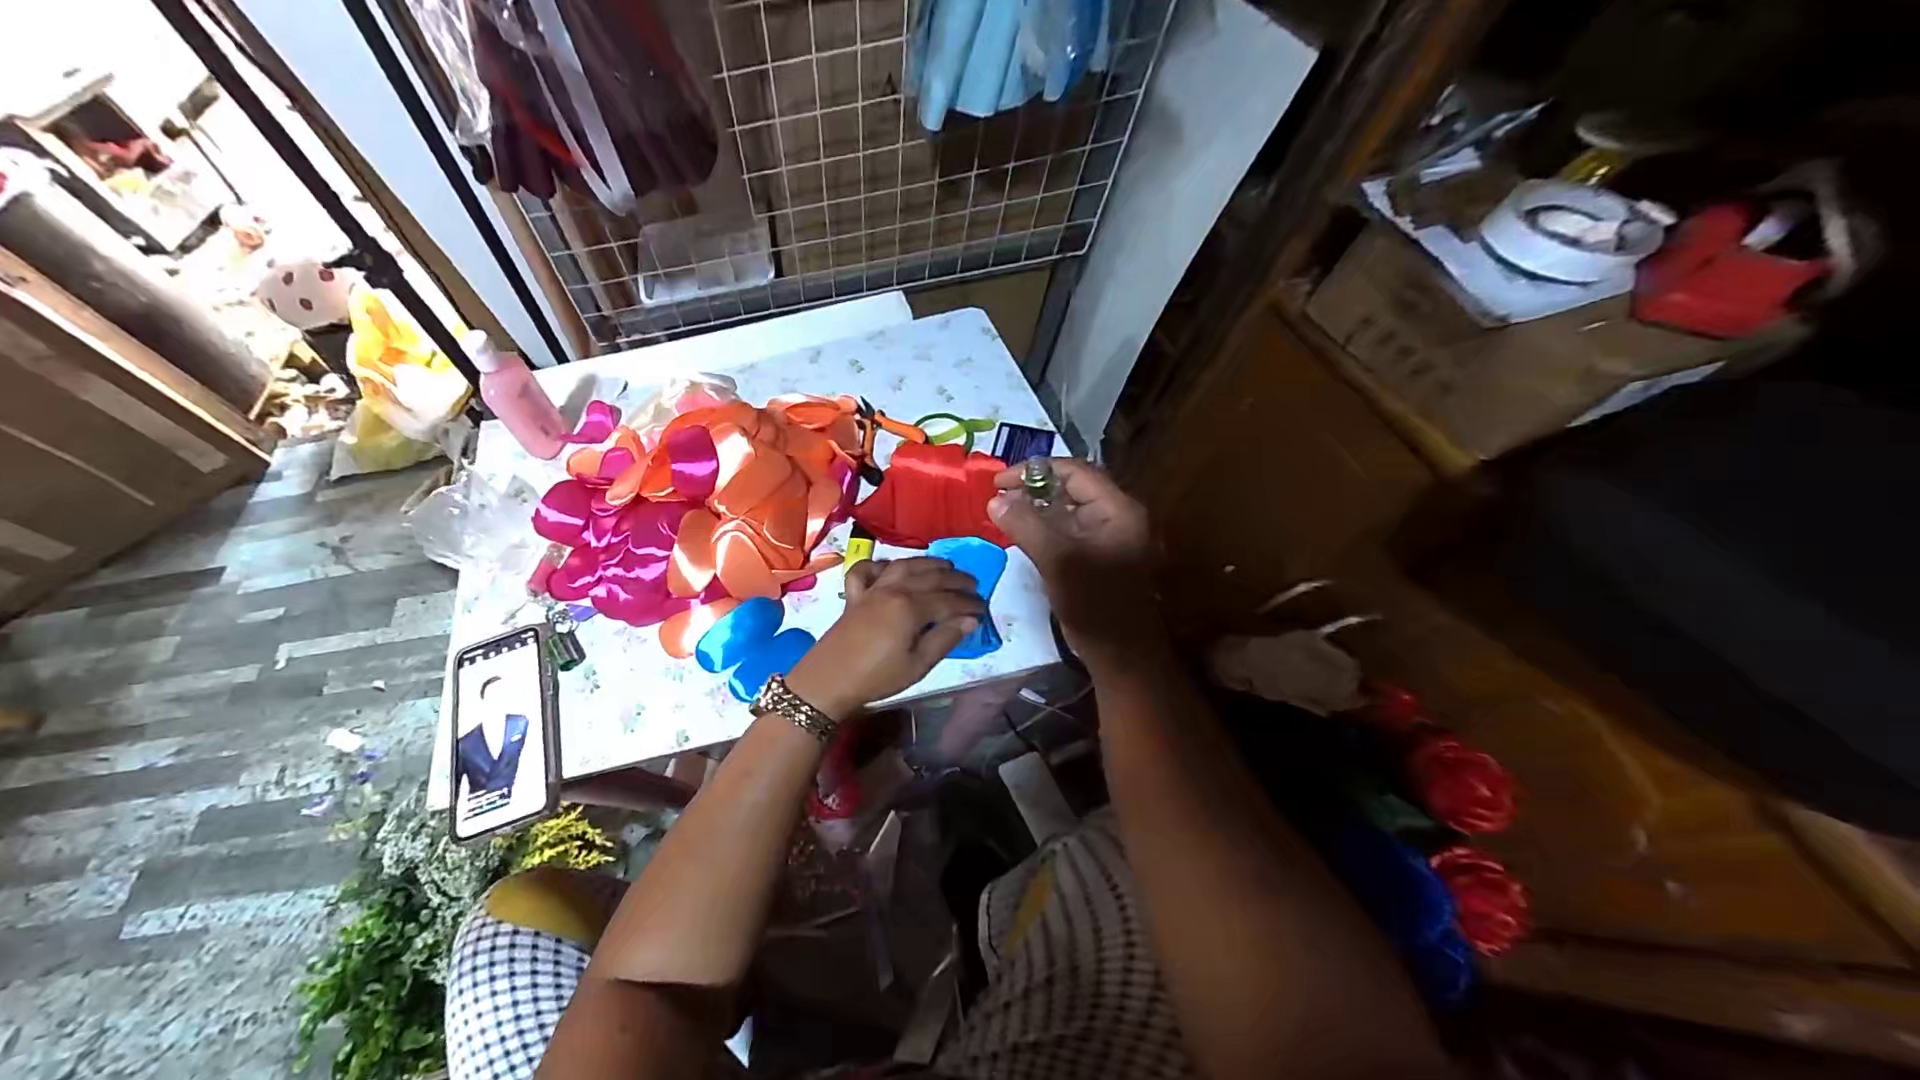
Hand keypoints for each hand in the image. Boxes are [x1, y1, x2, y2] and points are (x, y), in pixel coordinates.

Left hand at [783, 557, 984, 718]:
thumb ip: (945, 639)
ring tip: (945, 567)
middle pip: (930, 577)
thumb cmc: (877, 678)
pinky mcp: (854, 596)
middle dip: (955, 580)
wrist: (828, 682)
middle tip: (973, 585)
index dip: (969, 603)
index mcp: (910, 608)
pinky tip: (890, 568)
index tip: (984, 608)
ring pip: (903, 566)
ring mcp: (871, 590)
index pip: (948, 600)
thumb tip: (970, 620)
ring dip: (927, 563)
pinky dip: (880, 565)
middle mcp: (893, 590)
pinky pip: (866, 570)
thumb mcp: (918, 665)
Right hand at [987, 458, 1157, 662]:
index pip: (1075, 472)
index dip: (1035, 470)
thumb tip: (996, 499)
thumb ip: (1026, 526)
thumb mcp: (1058, 561)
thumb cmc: (1096, 604)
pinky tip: (1020, 534)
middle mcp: (1116, 517)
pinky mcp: (1097, 557)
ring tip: (1004, 514)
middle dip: (1034, 489)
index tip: (1000, 481)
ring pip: (1068, 511)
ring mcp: (1108, 538)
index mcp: (1117, 509)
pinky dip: (1044, 529)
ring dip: (1036, 509)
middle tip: (999, 498)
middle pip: (1072, 489)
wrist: (1122, 654)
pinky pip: (1068, 532)